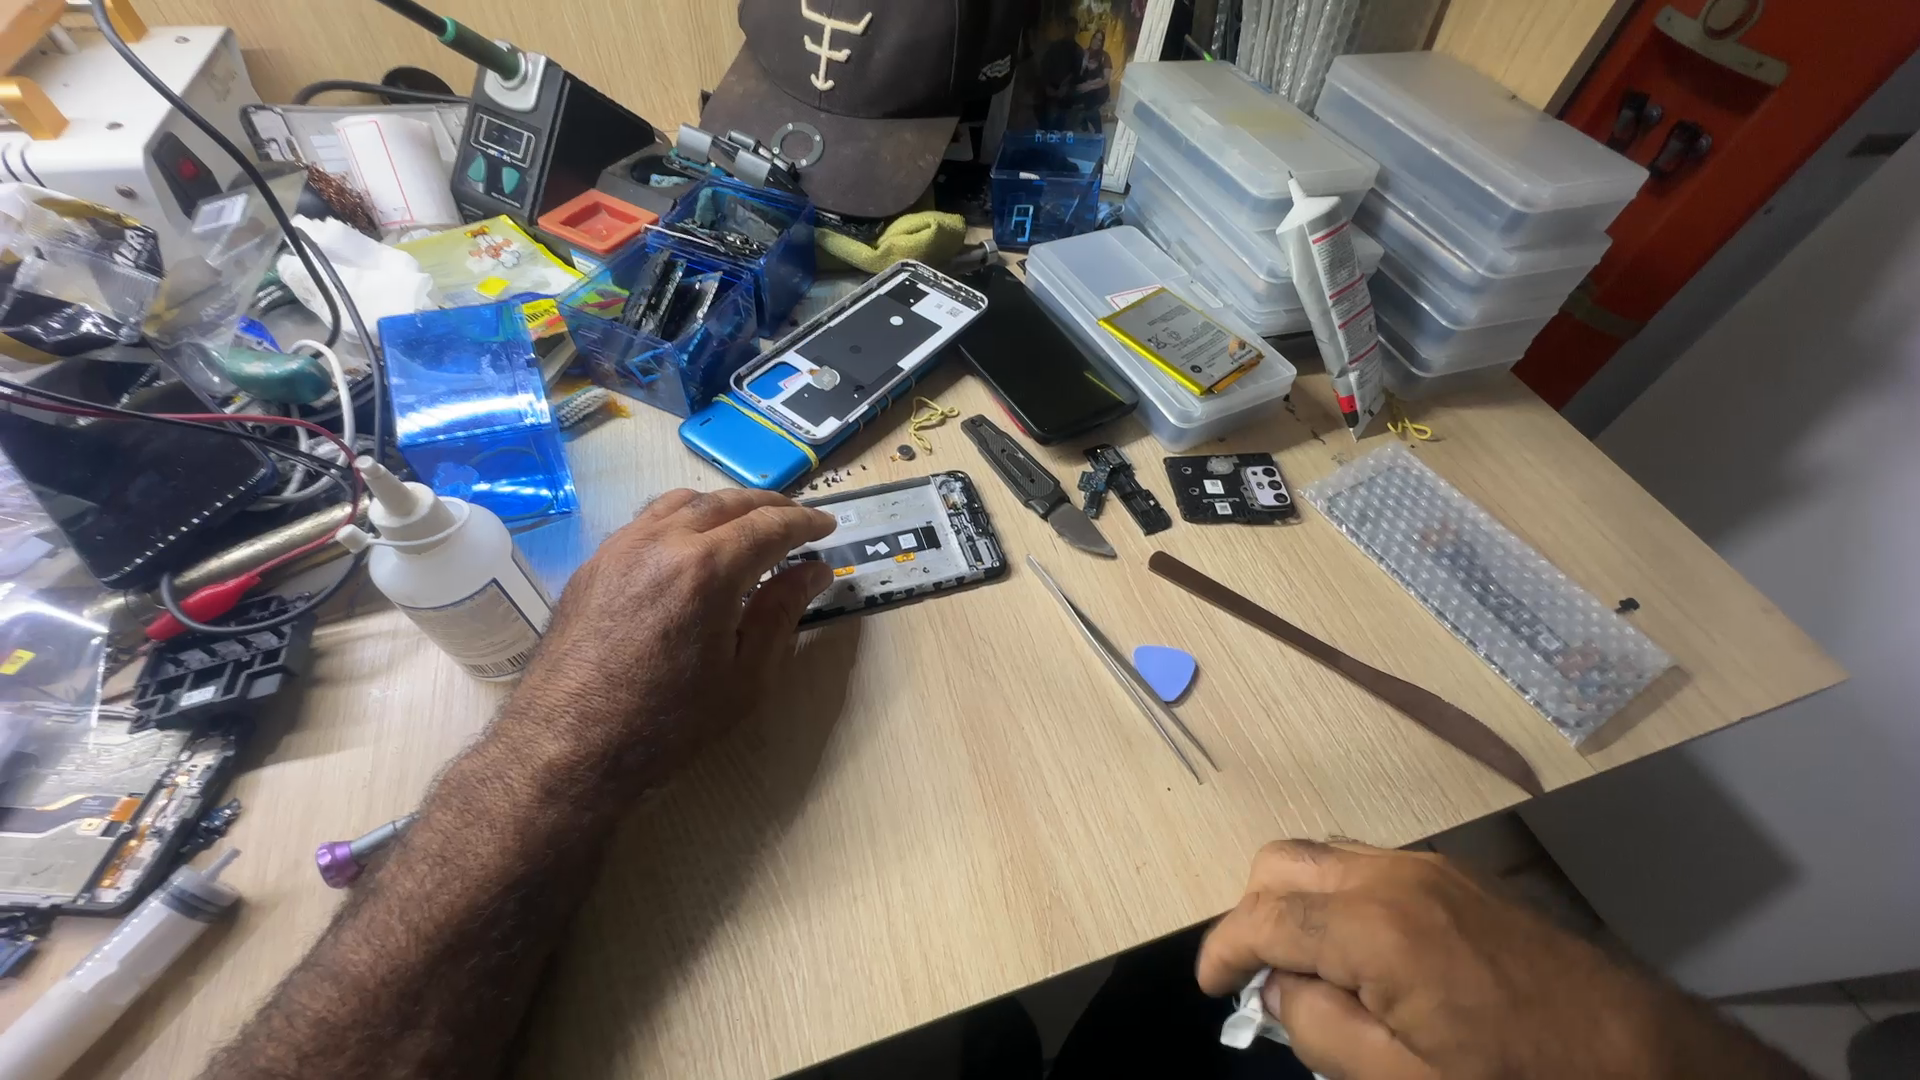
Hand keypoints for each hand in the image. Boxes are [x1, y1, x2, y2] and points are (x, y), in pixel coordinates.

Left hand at [516, 489, 834, 770]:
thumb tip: (814, 571)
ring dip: (726, 505)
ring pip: (684, 502)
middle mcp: (663, 541)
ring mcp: (622, 546)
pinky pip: (648, 520)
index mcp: (708, 569)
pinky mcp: (595, 562)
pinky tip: (693, 544)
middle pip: (729, 502)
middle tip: (798, 520)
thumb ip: (782, 612)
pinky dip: (685, 517)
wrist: (568, 747)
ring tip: (749, 525)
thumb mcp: (746, 676)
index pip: (770, 526)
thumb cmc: (669, 722)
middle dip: (771, 506)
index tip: (827, 526)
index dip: (806, 523)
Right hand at [1196, 841, 1806, 1079]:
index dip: (1224, 949)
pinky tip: (1359, 949)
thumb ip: (1323, 1033)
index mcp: (1375, 928)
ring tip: (1309, 965)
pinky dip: (1332, 893)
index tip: (1210, 985)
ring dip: (1292, 899)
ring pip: (1318, 855)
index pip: (1265, 919)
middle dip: (1252, 913)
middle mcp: (1389, 874)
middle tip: (1262, 977)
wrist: (1655, 1059)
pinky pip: (1360, 862)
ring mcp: (1422, 865)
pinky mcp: (1449, 871)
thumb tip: (1274, 992)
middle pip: (1279, 864)